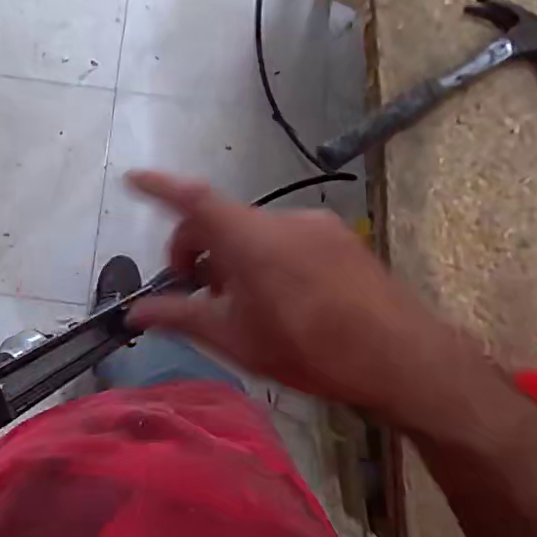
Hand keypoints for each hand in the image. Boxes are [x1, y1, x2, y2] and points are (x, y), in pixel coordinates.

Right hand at [124, 170, 482, 421]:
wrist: (402, 358)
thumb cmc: (308, 349)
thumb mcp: (235, 338)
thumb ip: (181, 316)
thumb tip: (136, 313)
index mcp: (250, 239)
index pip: (193, 199)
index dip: (159, 186)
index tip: (134, 178)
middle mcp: (281, 219)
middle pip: (222, 218)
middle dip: (198, 248)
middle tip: (198, 291)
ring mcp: (316, 225)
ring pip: (256, 231)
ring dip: (235, 257)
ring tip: (245, 303)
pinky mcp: (340, 238)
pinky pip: (287, 237)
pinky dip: (267, 257)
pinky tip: (284, 298)